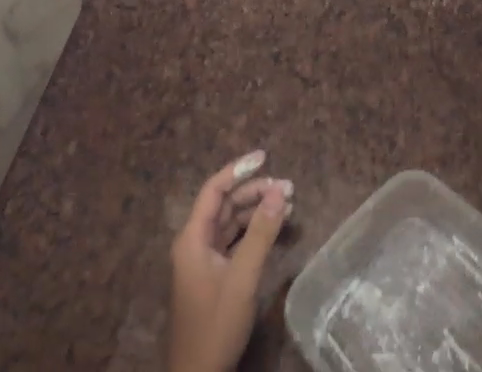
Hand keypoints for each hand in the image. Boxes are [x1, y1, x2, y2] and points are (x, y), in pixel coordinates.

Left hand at [165, 151, 292, 371]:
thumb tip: (279, 191)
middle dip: (255, 191)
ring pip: (232, 222)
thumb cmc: (215, 325)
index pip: (214, 191)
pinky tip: (276, 226)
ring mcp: (204, 260)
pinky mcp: (214, 275)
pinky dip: (255, 230)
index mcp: (192, 239)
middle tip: (289, 187)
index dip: (238, 170)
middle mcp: (195, 244)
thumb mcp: (242, 278)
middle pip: (225, 204)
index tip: (265, 156)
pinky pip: (235, 240)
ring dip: (258, 210)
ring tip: (289, 203)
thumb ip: (261, 234)